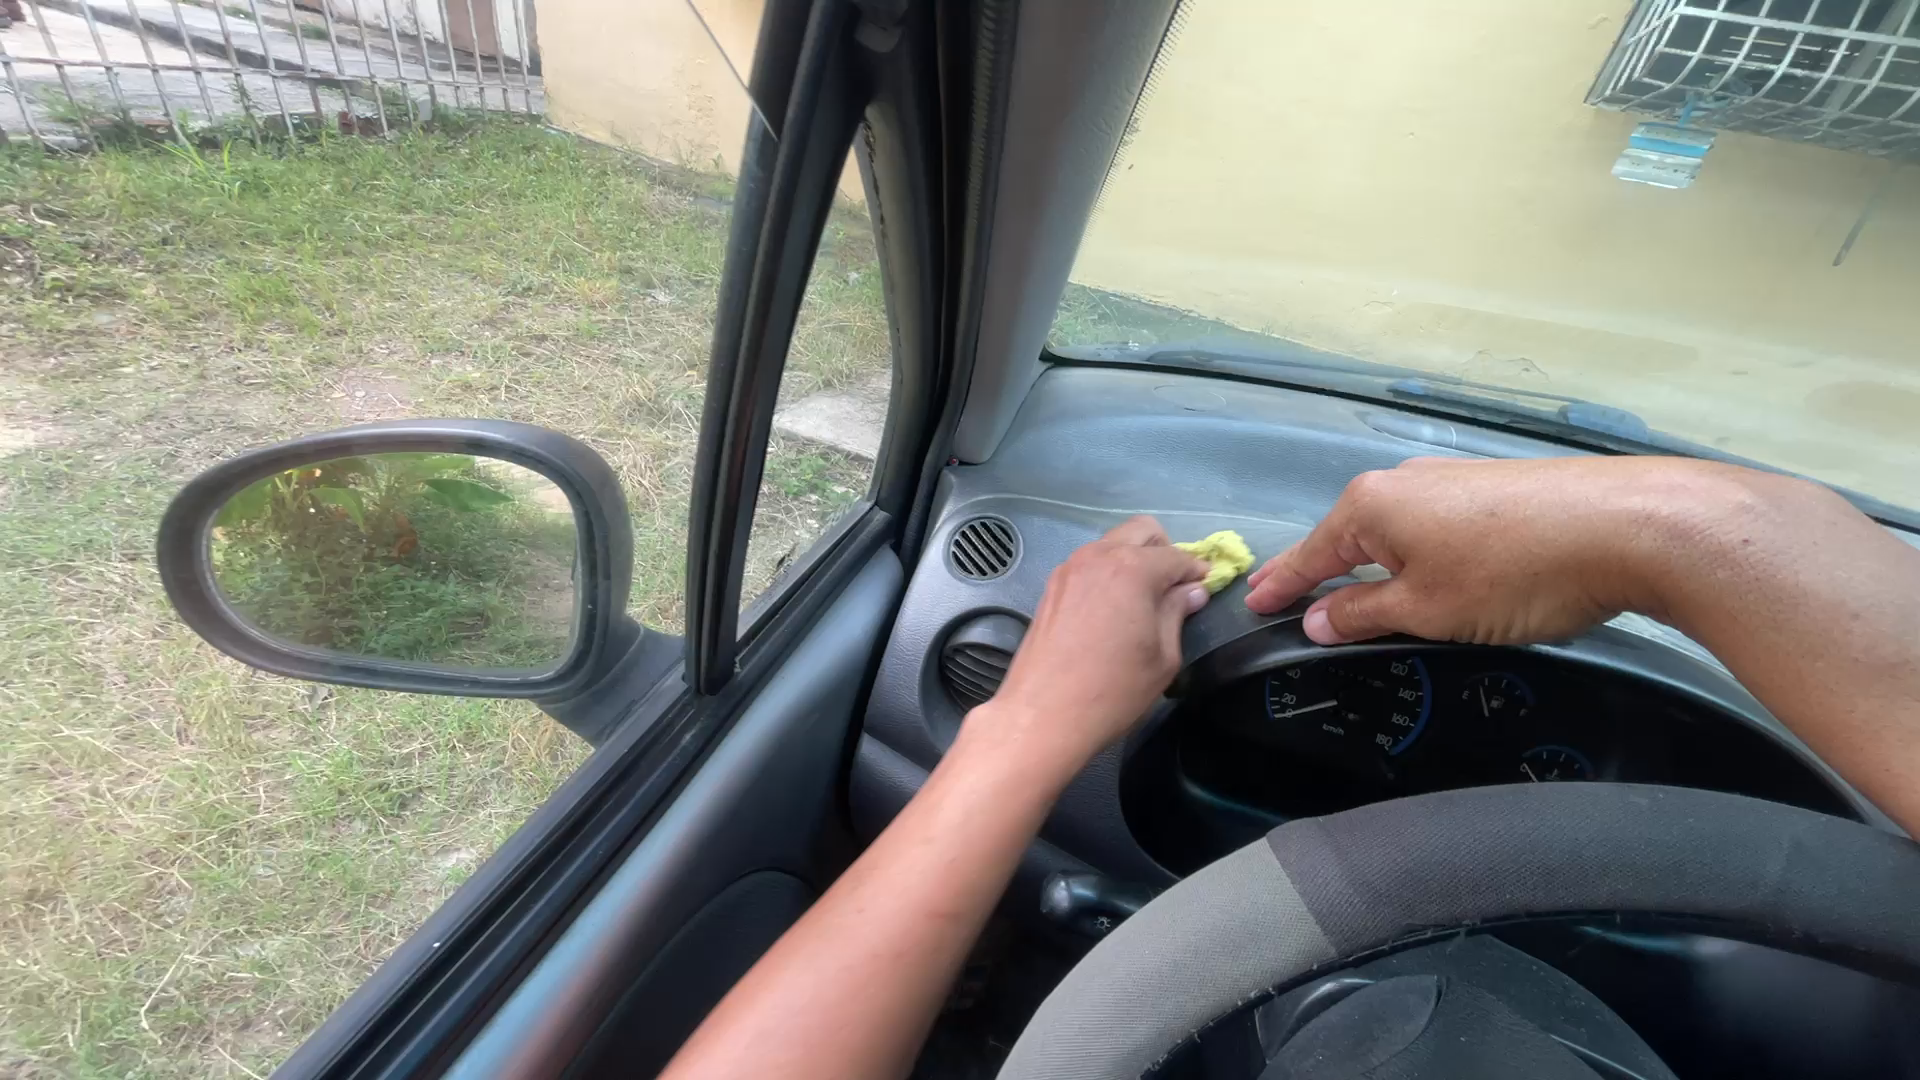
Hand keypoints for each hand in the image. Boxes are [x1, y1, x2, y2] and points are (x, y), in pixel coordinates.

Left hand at [966, 517, 1209, 784]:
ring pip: (1111, 544)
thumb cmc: (1113, 690)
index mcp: (1131, 568)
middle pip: (1141, 531)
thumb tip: (1192, 591)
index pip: (1176, 556)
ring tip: (1144, 599)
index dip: (1196, 571)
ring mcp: (1069, 569)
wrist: (1043, 714)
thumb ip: (1177, 613)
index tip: (1205, 586)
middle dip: (1164, 550)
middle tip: (1174, 586)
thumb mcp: (1163, 657)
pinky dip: (1108, 573)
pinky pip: (1089, 564)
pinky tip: (1113, 607)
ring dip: (1133, 559)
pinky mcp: (1051, 587)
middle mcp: (1097, 556)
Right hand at [1242, 456, 1770, 645]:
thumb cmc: (1512, 574)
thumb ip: (1360, 614)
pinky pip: (1430, 524)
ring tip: (1363, 592)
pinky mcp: (1491, 484)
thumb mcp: (1424, 609)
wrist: (1640, 525)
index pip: (1308, 555)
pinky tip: (1432, 569)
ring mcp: (1448, 477)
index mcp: (1369, 508)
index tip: (1251, 601)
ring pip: (1392, 530)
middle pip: (1348, 537)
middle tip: (1298, 600)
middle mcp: (1399, 482)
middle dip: (1324, 571)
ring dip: (1374, 563)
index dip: (1279, 584)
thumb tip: (1315, 620)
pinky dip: (1416, 552)